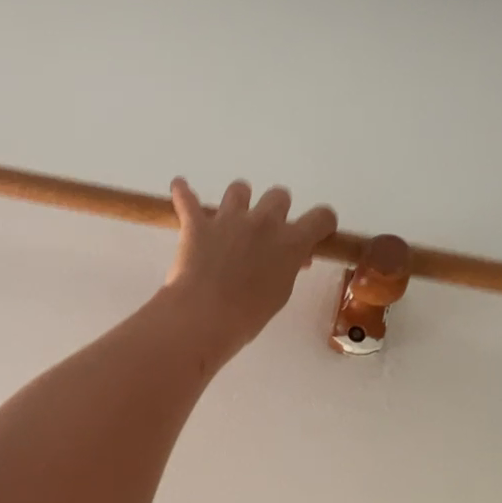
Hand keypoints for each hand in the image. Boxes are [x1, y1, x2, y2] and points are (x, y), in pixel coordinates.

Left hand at [160, 177, 336, 359]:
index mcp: (291, 241)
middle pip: (279, 195)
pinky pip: (187, 198)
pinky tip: (180, 187)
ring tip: (231, 217)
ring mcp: (229, 219)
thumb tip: (292, 258)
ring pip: (239, 189)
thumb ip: (288, 267)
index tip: (315, 231)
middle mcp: (263, 221)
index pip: (321, 217)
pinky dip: (183, 192)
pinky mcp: (197, 224)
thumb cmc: (248, 315)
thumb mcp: (280, 293)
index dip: (321, 222)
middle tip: (266, 233)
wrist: (205, 316)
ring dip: (238, 200)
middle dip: (276, 211)